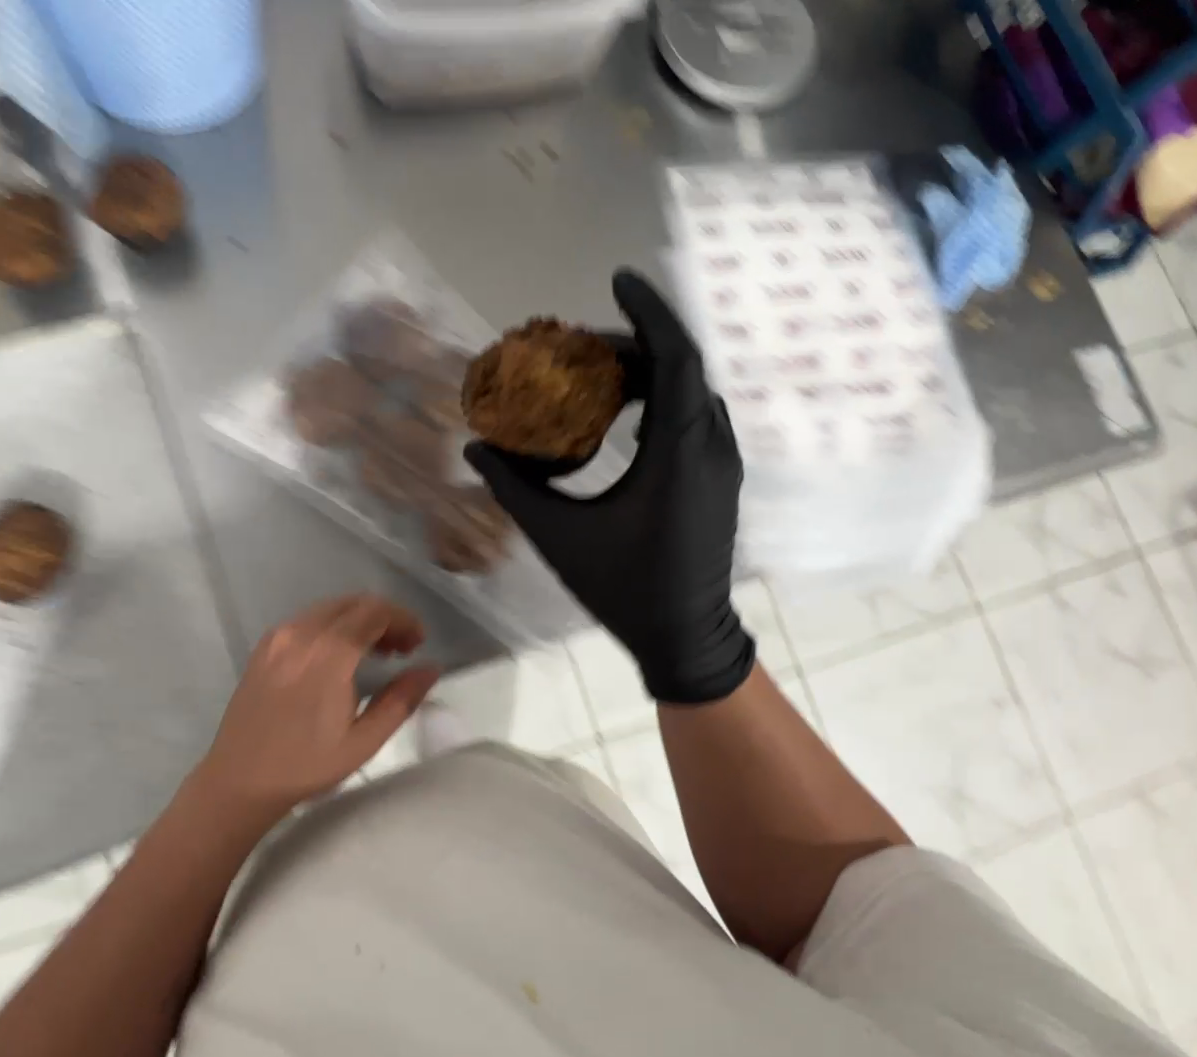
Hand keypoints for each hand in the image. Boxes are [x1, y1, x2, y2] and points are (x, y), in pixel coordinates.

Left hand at [192, 594, 440, 817]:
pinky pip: (307, 620)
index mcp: (328, 653)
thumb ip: (401, 700)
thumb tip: (432, 668)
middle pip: (354, 603)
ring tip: (375, 654)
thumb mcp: (364, 741)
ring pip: (330, 608)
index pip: (375, 612)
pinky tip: (339, 658)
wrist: (239, 780)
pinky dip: (332, 626)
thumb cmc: (306, 765)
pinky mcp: (265, 646)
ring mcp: (278, 636)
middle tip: (402, 650)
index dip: (404, 620)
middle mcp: (301, 633)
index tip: (419, 643)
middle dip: (385, 618)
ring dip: (359, 620)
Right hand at [465, 271, 753, 704]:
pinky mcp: (718, 478)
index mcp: (680, 453)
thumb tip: (475, 448)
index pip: (676, 358)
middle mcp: (711, 447)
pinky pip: (692, 417)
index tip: (617, 279)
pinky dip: (659, 400)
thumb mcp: (560, 536)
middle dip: (630, 345)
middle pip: (679, 368)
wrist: (686, 637)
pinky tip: (622, 415)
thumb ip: (516, 487)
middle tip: (577, 349)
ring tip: (594, 375)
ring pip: (688, 392)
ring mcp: (721, 462)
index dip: (649, 312)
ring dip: (646, 372)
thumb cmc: (624, 588)